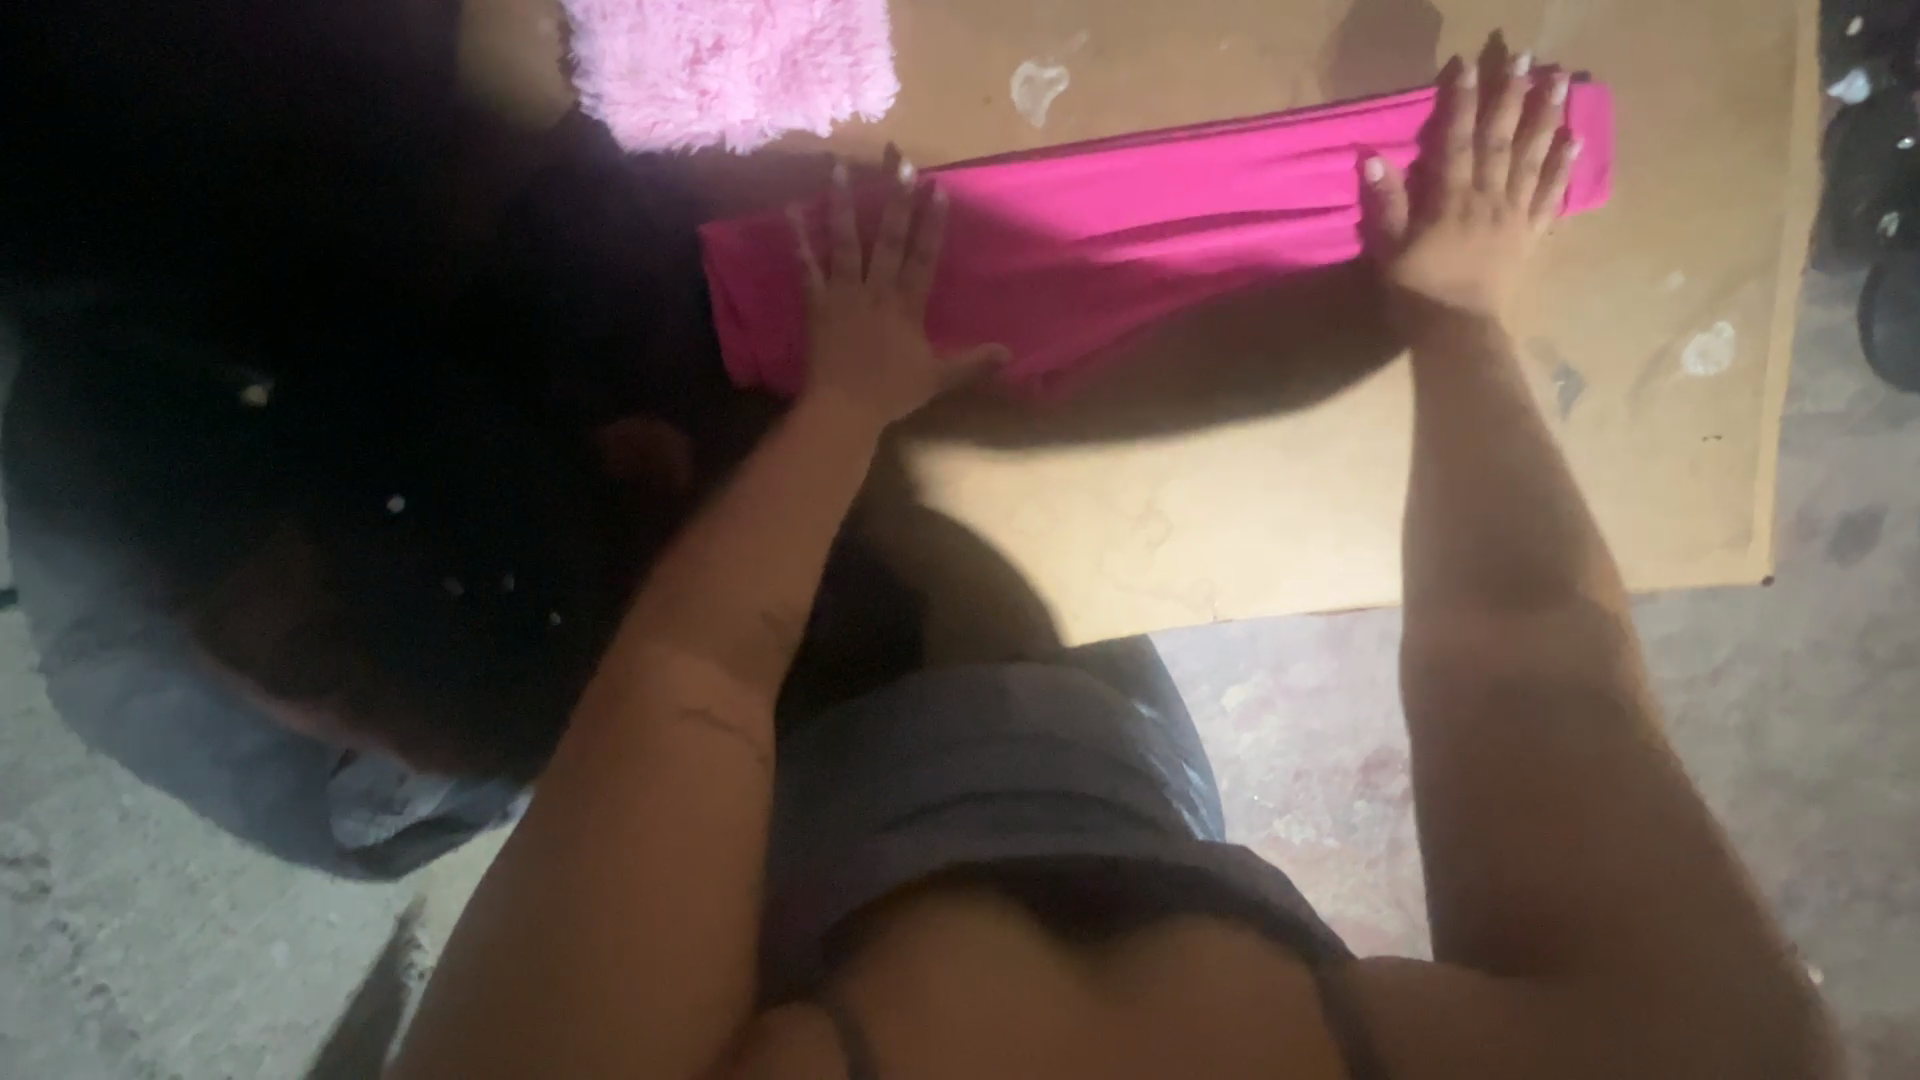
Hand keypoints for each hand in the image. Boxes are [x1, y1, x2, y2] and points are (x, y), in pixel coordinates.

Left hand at [789, 157, 1008, 427]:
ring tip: (840, 166)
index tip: (937, 189)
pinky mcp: (816, 303)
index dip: (931, 223)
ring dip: (843, 203)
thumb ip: (972, 363)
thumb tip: (1010, 353)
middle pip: (888, 239)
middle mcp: (877, 290)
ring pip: (845, 241)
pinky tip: (792, 209)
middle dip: (896, 200)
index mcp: (907, 306)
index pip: (924, 257)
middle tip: (899, 160)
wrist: (843, 409)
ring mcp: (844, 293)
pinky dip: (799, 238)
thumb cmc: (891, 394)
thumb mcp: (938, 379)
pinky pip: (807, 266)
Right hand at [1362, 49, 1582, 327]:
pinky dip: (1564, 163)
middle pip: (1500, 138)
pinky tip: (1574, 136)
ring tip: (1560, 78)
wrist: (1456, 328)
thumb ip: (1387, 203)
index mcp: (1450, 200)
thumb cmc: (1415, 291)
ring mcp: (1514, 213)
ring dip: (1546, 115)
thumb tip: (1373, 158)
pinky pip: (1551, 192)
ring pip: (1533, 156)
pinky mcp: (1530, 233)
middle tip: (1524, 55)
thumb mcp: (1388, 250)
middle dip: (1510, 94)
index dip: (1459, 102)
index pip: (1454, 141)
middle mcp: (1488, 197)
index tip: (1466, 66)